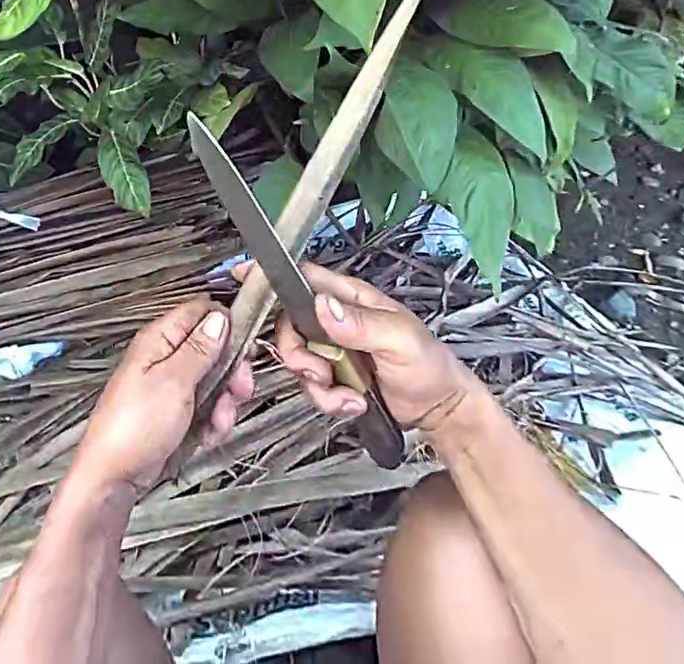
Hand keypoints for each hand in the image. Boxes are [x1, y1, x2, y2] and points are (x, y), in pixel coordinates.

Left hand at [70, 297, 255, 493]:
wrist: (113, 479)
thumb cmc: (133, 427)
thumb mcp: (174, 381)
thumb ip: (200, 348)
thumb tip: (218, 318)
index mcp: (160, 340)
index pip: (200, 311)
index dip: (225, 324)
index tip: (242, 345)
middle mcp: (165, 358)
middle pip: (214, 348)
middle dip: (231, 371)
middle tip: (237, 387)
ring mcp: (171, 386)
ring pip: (215, 381)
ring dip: (224, 402)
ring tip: (218, 419)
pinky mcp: (176, 411)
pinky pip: (207, 407)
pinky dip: (213, 421)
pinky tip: (208, 433)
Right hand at [230, 261, 483, 433]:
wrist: (439, 408)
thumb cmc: (428, 364)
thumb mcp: (399, 339)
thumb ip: (360, 323)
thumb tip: (322, 305)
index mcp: (350, 298)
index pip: (304, 276)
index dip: (273, 276)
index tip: (244, 275)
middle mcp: (336, 319)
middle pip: (289, 327)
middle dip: (297, 355)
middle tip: (319, 372)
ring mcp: (333, 349)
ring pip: (297, 362)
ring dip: (317, 386)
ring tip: (347, 394)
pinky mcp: (333, 376)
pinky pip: (311, 387)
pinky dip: (327, 401)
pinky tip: (352, 404)